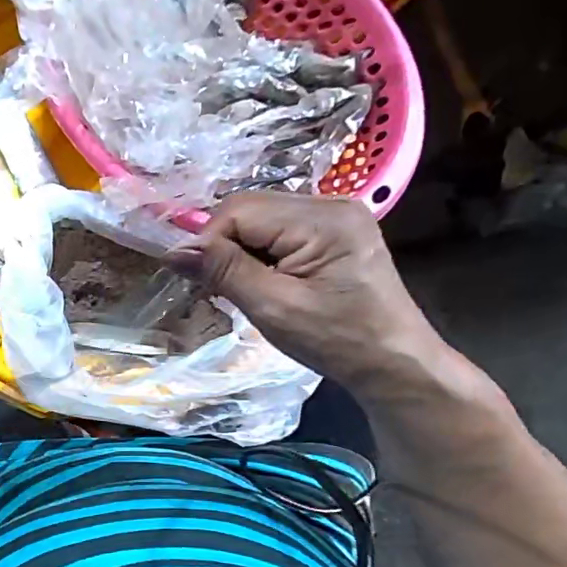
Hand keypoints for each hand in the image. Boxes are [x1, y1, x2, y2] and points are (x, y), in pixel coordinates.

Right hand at [166, 191, 448, 395]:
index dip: (208, 241)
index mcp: (322, 218)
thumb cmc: (336, 340)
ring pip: (259, 219)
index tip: (199, 281)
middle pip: (249, 208)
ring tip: (242, 287)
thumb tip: (173, 251)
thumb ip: (224, 271)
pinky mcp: (333, 232)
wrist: (393, 362)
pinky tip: (262, 280)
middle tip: (218, 288)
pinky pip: (277, 230)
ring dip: (238, 250)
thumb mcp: (273, 308)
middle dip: (222, 245)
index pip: (239, 210)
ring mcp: (334, 215)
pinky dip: (257, 253)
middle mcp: (330, 203)